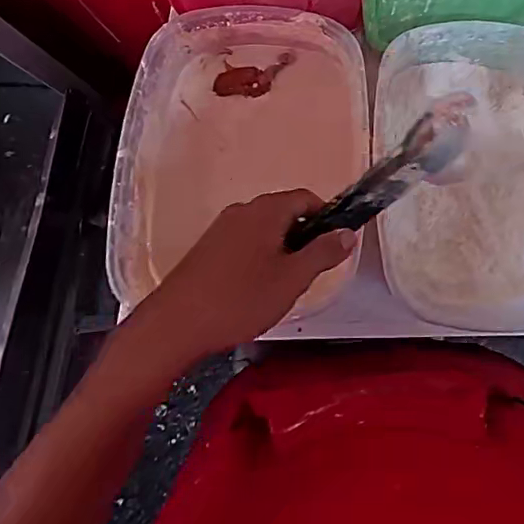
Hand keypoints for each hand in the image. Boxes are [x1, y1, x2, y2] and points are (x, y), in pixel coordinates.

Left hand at [129, 189, 355, 366]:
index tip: (332, 245)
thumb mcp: (293, 279)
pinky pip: (243, 242)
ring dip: (279, 249)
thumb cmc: (240, 299)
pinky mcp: (206, 247)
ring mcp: (221, 227)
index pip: (305, 198)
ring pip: (263, 230)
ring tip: (280, 286)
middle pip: (284, 213)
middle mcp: (242, 210)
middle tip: (307, 272)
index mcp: (266, 210)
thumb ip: (323, 253)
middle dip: (302, 237)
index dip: (325, 218)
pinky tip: (253, 289)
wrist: (175, 325)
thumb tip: (347, 233)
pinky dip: (257, 257)